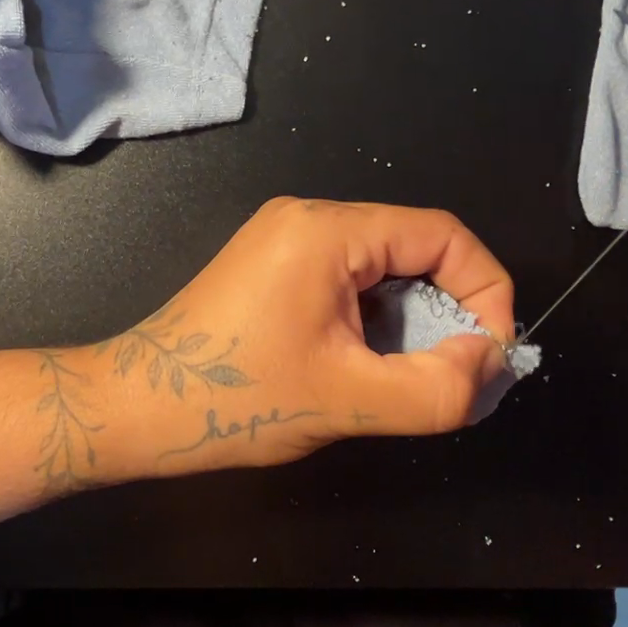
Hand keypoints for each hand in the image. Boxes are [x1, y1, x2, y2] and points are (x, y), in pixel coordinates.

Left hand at [99, 198, 512, 473]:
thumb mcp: (349, 400)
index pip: (443, 235)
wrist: (136, 407)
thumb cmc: (236, 399)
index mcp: (327, 230)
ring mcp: (283, 240)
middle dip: (446, 311)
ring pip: (380, 269)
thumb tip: (489, 361)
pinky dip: (372, 320)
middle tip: (451, 373)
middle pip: (412, 248)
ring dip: (408, 321)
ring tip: (404, 376)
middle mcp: (306, 219)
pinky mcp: (270, 267)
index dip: (485, 290)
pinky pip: (345, 280)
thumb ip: (439, 387)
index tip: (491, 353)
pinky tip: (362, 365)